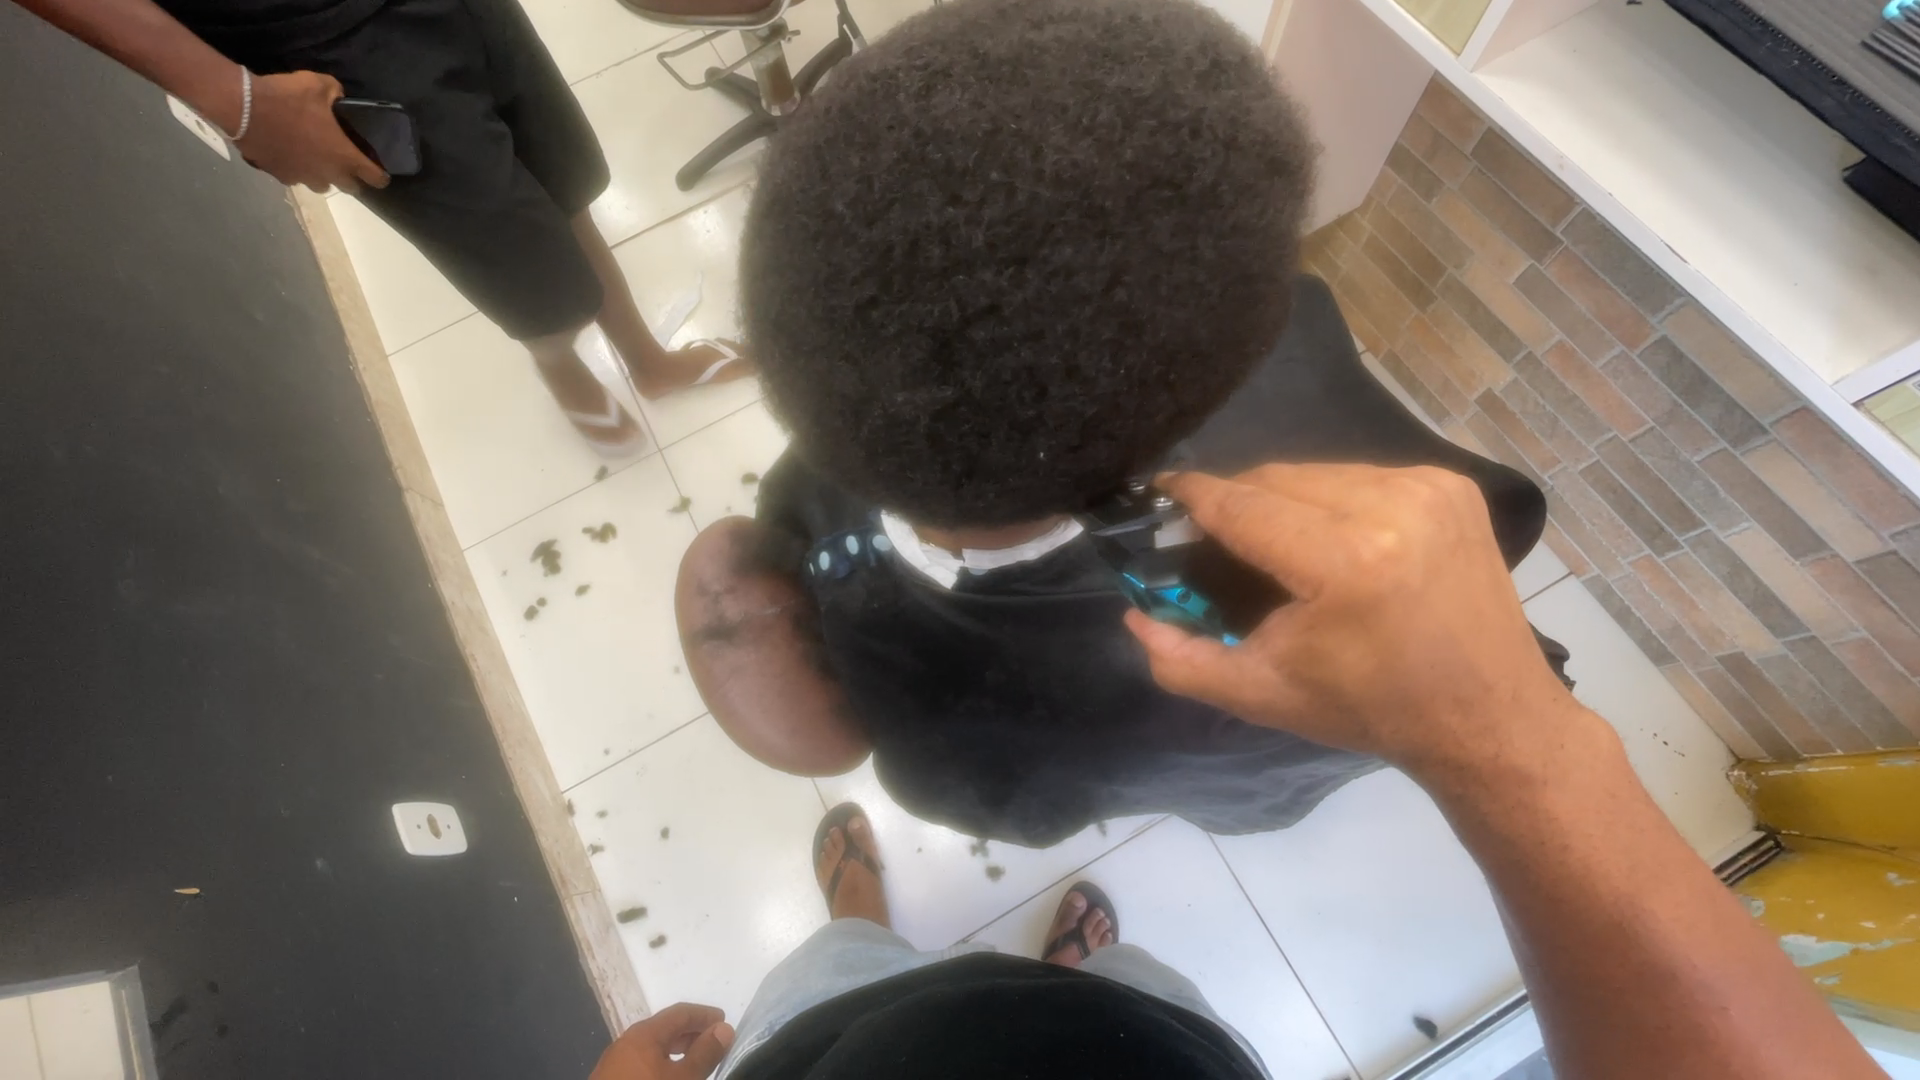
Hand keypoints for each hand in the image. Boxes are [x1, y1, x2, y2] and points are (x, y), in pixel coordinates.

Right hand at [237, 71, 387, 192]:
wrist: (239, 105)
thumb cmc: (286, 98)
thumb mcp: (318, 85)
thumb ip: (336, 93)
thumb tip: (340, 96)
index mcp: (346, 158)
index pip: (377, 179)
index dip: (380, 176)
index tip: (377, 170)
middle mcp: (329, 174)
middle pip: (351, 188)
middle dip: (351, 178)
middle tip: (344, 163)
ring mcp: (304, 178)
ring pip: (322, 186)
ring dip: (323, 176)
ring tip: (315, 160)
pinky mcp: (280, 176)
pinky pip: (294, 179)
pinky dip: (294, 171)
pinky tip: (289, 156)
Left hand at [589, 1003, 734, 1079]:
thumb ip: (704, 1054)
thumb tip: (724, 1028)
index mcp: (644, 1034)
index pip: (680, 1012)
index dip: (704, 1015)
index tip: (724, 1022)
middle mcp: (626, 1042)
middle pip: (665, 1028)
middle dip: (691, 1032)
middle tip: (712, 1043)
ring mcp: (613, 1064)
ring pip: (651, 1047)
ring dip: (675, 1050)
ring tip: (693, 1063)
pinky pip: (640, 1063)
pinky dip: (659, 1064)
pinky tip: (666, 1078)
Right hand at [1124, 464, 1597, 784]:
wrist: (1489, 717)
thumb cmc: (1366, 709)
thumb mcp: (1258, 693)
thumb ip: (1180, 658)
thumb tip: (1133, 614)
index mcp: (1345, 562)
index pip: (1241, 507)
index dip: (1192, 497)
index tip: (1159, 491)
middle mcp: (1391, 507)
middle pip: (1273, 479)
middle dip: (1232, 502)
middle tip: (1210, 536)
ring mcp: (1427, 489)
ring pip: (1312, 473)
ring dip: (1277, 499)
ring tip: (1268, 541)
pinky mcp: (1450, 486)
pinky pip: (1355, 476)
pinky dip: (1324, 499)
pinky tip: (1324, 536)